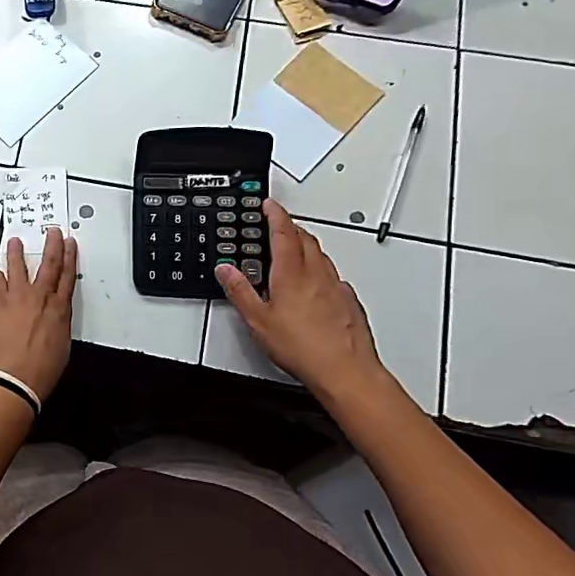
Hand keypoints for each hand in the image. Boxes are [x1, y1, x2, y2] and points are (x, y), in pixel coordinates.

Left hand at [0, 227, 78, 401]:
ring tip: (15, 242)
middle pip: (48, 264)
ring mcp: (16, 298)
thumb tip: (54, 320)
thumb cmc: (39, 369)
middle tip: (51, 232)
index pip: (68, 275)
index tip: (69, 244)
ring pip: (18, 267)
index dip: (69, 257)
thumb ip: (57, 325)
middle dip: (51, 245)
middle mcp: (39, 298)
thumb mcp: (61, 345)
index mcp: (60, 309)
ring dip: (17, 253)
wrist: (13, 376)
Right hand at [214, 199, 386, 397]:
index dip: (275, 215)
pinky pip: (332, 274)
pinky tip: (314, 279)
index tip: (269, 205)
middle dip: (290, 227)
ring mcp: (336, 287)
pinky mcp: (347, 301)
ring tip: (292, 246)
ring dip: (305, 244)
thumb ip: (240, 291)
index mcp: (292, 275)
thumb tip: (226, 270)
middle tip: (278, 222)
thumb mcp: (257, 320)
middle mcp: (317, 276)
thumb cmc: (303, 348)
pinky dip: (319, 267)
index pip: (284, 234)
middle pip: (305, 239)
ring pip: (320, 255)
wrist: (344, 370)